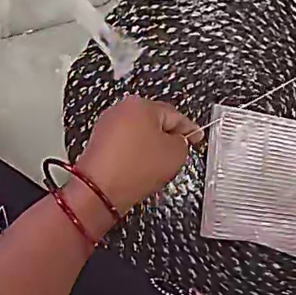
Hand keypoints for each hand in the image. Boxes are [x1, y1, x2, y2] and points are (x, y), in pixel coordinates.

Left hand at [75, 96, 203, 213]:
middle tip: (178, 155)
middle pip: (155, 122)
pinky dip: (136, 155)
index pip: (174, 115)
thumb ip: (183, 141)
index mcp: (142, 105)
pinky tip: (139, 171)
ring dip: (151, 148)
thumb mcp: (176, 153)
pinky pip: (126, 146)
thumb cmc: (136, 167)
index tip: (197, 137)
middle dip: (167, 139)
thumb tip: (177, 140)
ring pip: (140, 135)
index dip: (189, 129)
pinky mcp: (99, 142)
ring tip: (157, 168)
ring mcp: (107, 125)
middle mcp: (121, 109)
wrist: (101, 189)